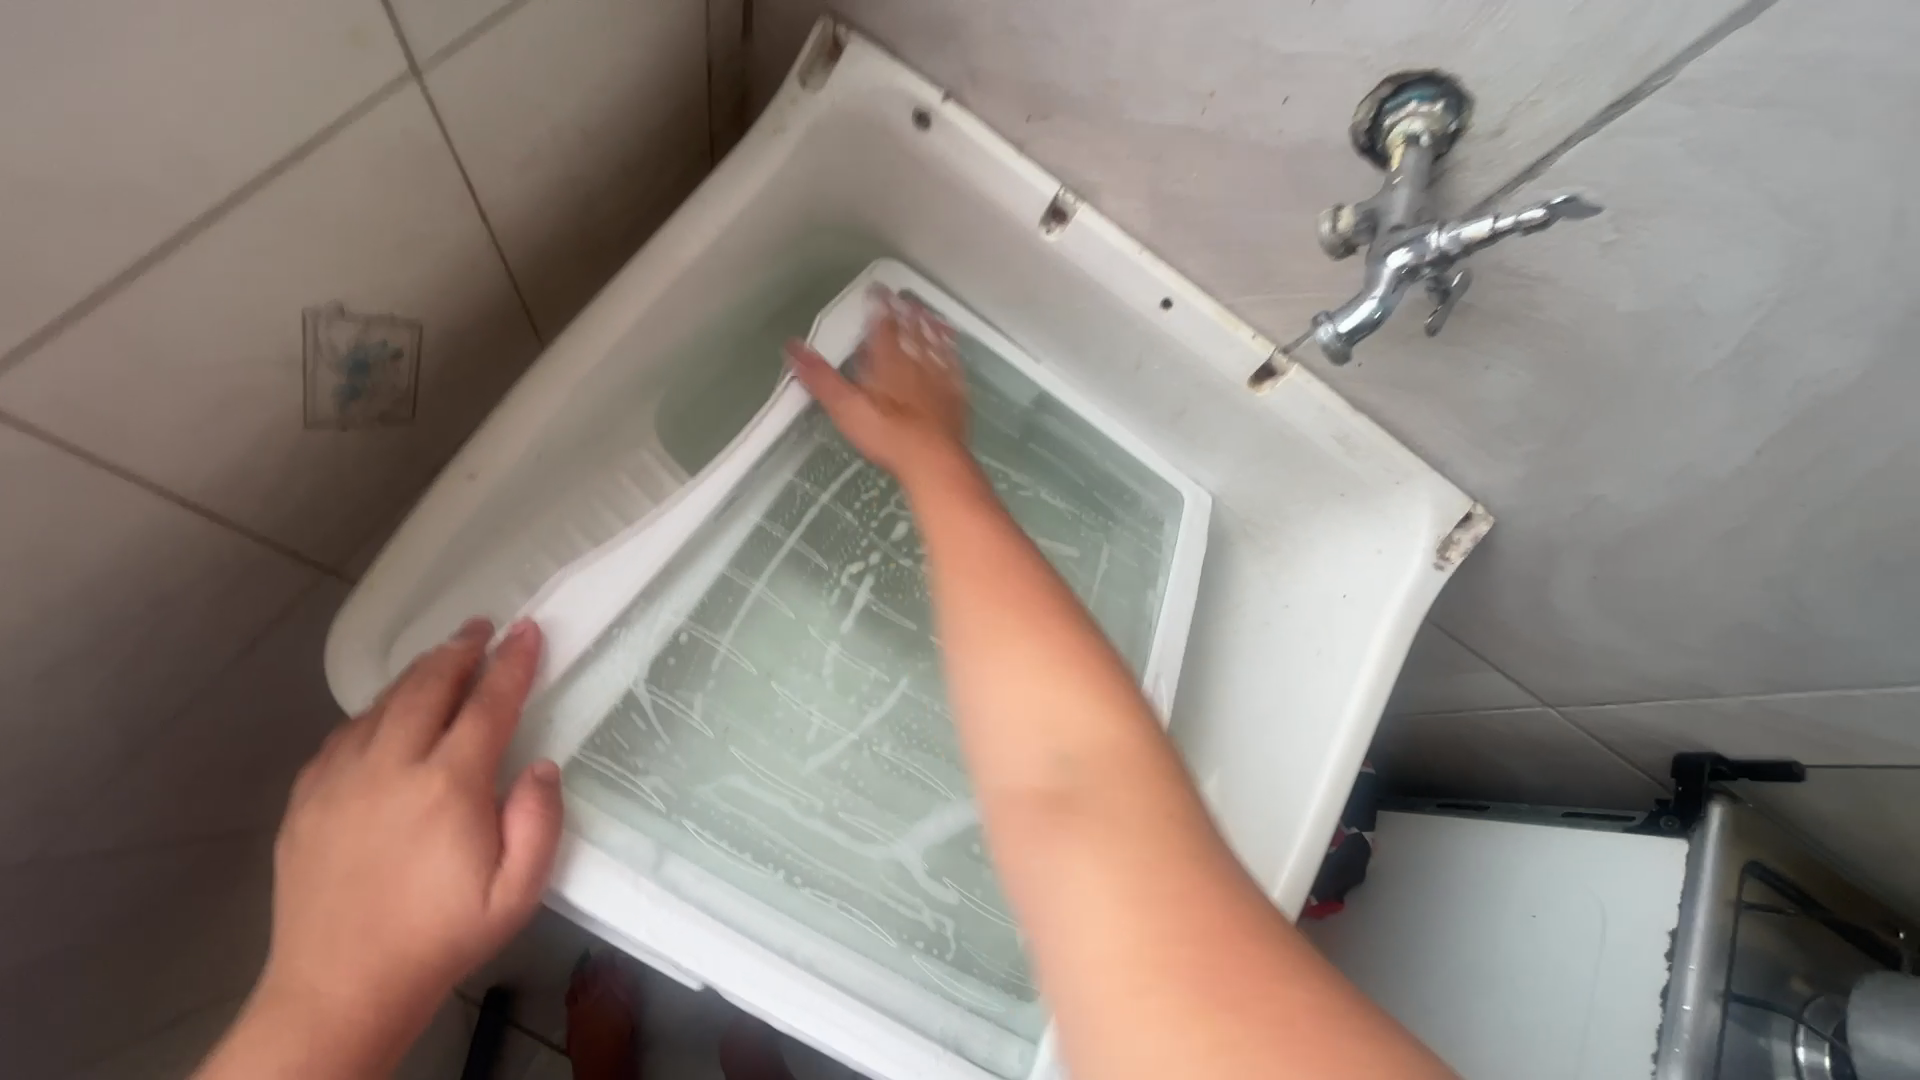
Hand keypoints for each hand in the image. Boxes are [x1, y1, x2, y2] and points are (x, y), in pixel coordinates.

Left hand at [231, 618, 562, 1075]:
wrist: (340, 989)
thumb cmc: (443, 936)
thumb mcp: (519, 890)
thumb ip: (540, 821)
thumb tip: (541, 765)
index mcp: (448, 787)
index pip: (488, 704)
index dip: (512, 663)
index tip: (527, 631)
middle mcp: (390, 770)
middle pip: (428, 688)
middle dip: (460, 650)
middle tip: (482, 626)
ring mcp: (340, 783)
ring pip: (381, 705)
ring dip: (417, 673)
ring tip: (443, 655)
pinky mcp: (306, 803)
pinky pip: (342, 737)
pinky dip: (372, 711)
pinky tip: (386, 712)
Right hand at [786, 285, 971, 485]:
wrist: (933, 460)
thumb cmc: (887, 435)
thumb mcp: (845, 407)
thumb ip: (820, 377)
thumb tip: (791, 347)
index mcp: (888, 361)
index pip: (882, 326)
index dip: (879, 307)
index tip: (877, 290)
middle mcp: (916, 364)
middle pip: (911, 332)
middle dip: (906, 313)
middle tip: (905, 296)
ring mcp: (940, 380)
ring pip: (935, 346)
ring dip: (931, 328)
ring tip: (929, 314)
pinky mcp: (956, 399)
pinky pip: (954, 368)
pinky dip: (952, 355)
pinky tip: (952, 352)